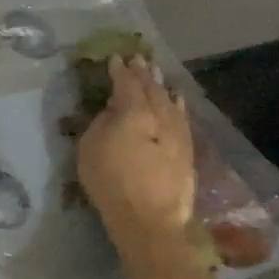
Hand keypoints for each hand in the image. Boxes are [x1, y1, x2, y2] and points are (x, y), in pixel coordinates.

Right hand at [77, 55, 193, 247]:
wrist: (148, 221)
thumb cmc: (110, 181)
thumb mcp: (91, 146)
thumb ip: (103, 120)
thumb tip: (116, 108)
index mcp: (135, 114)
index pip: (127, 84)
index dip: (121, 70)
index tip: (115, 57)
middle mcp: (161, 119)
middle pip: (152, 90)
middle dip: (144, 74)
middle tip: (139, 59)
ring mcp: (178, 137)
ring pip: (171, 103)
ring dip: (162, 87)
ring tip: (157, 75)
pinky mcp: (187, 154)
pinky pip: (182, 119)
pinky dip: (178, 107)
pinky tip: (177, 102)